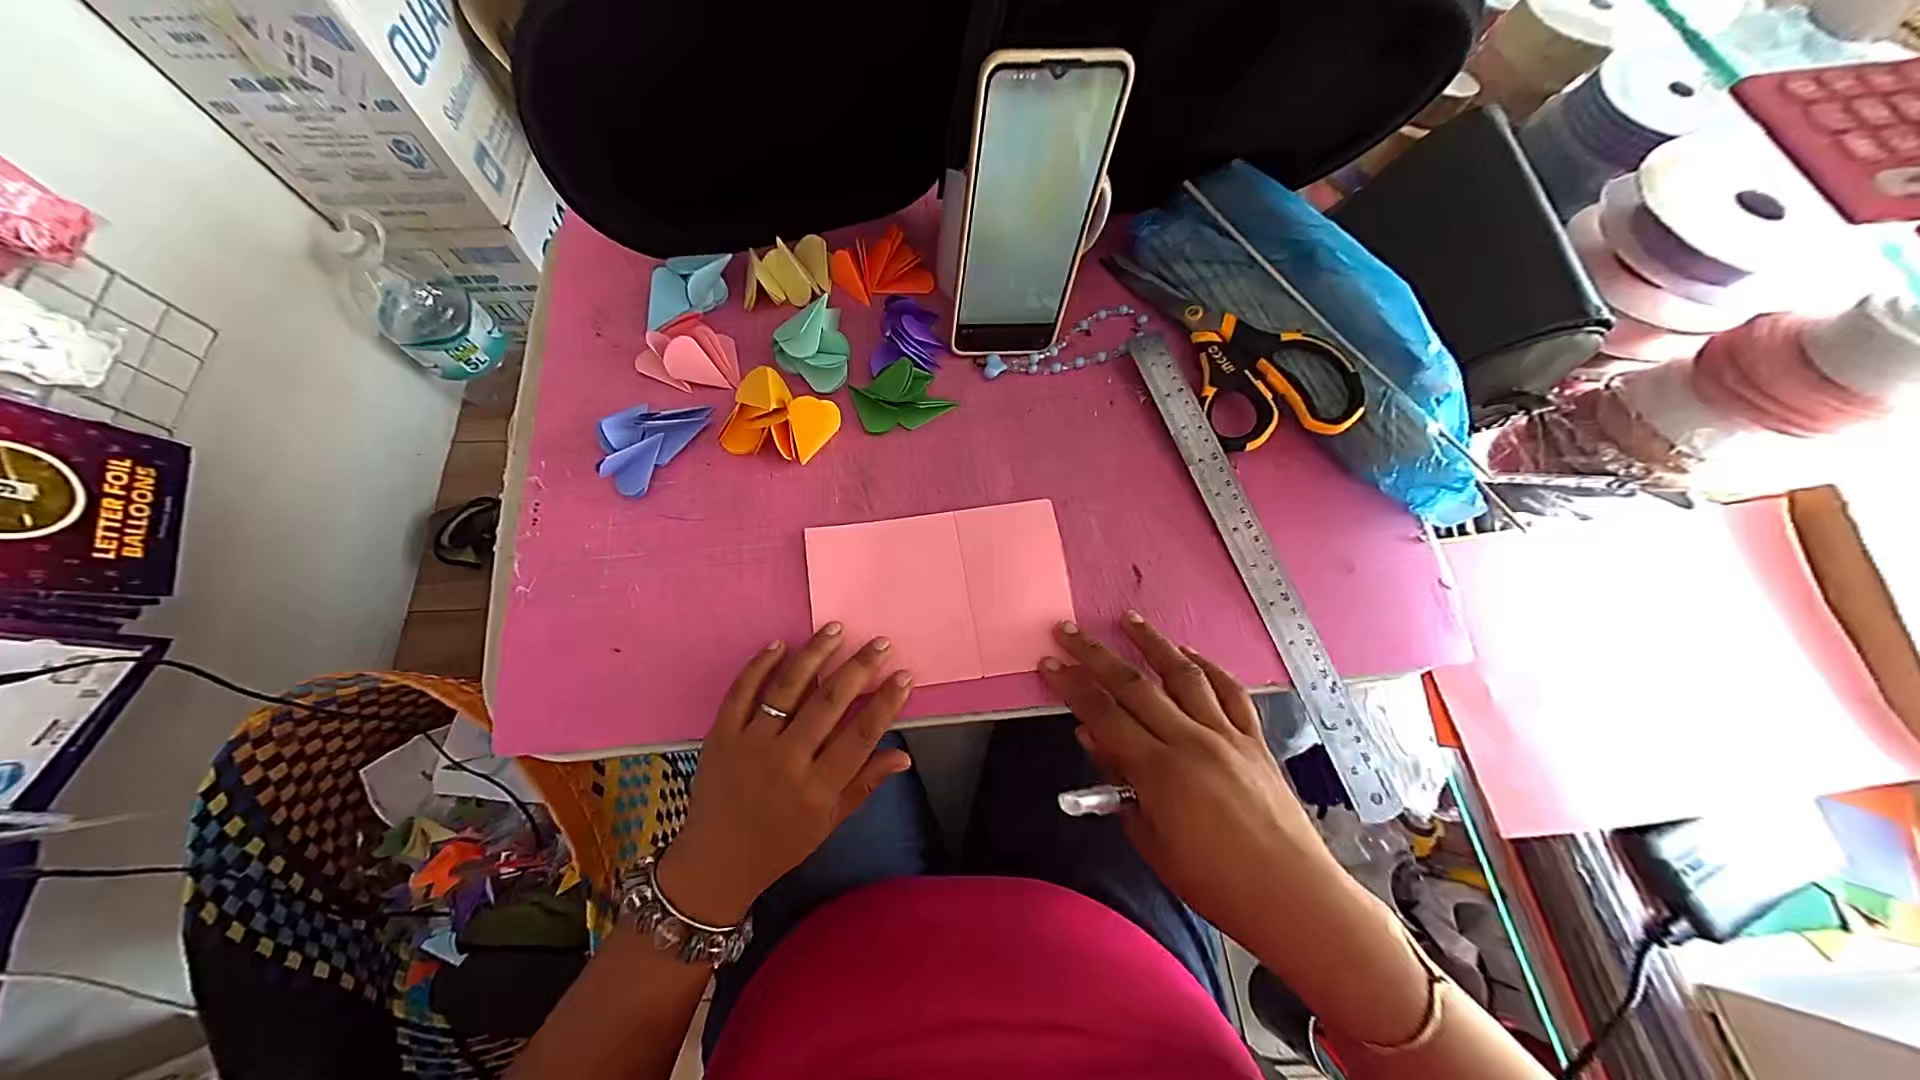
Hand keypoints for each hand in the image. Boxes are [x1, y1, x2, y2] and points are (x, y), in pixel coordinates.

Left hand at [656, 625, 913, 924]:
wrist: (716, 862)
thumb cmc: (780, 843)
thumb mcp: (829, 822)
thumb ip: (865, 784)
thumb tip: (903, 755)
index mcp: (817, 788)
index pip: (860, 735)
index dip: (886, 702)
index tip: (903, 675)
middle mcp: (786, 761)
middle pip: (828, 704)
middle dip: (858, 668)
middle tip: (879, 643)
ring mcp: (750, 745)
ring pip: (787, 689)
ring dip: (814, 655)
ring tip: (834, 629)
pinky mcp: (721, 735)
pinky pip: (741, 692)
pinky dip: (759, 665)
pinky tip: (779, 644)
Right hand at [1038, 612, 1342, 941]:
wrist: (1293, 897)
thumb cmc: (1215, 882)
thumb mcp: (1151, 841)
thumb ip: (1121, 784)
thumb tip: (1094, 738)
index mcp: (1160, 771)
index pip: (1103, 714)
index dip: (1071, 685)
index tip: (1050, 663)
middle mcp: (1192, 741)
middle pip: (1134, 685)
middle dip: (1095, 654)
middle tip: (1069, 631)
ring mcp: (1227, 735)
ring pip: (1183, 675)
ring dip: (1152, 643)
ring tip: (1129, 620)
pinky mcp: (1254, 739)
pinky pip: (1230, 692)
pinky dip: (1207, 667)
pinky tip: (1189, 654)